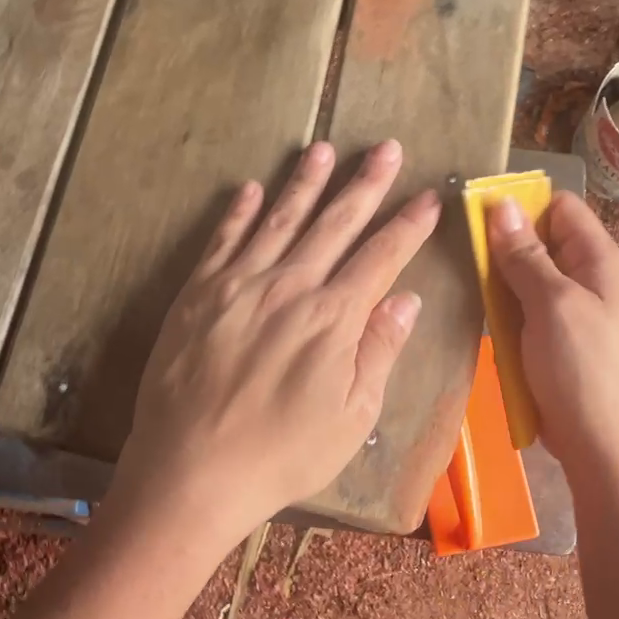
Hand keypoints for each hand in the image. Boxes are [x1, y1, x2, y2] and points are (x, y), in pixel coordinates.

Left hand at [113, 140, 440, 545]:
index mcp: (334, 319)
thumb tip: (406, 300)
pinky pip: (223, 240)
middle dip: (365, 184)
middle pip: (335, 224)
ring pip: (280, 220)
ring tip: (323, 150)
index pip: (381, 257)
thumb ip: (379, 353)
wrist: (190, 471)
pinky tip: (253, 189)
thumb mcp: (352, 418)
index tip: (428, 197)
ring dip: (305, 183)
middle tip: (385, 147)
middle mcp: (290, 287)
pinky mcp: (197, 294)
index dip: (408, 225)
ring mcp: (239, 285)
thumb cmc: (282, 456)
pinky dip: (240, 212)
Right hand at [486, 192, 618, 477]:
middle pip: (541, 242)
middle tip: (463, 254)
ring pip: (528, 279)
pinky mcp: (554, 342)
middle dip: (504, 245)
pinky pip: (525, 313)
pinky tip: (484, 321)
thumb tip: (502, 204)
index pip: (560, 208)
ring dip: (500, 282)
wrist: (599, 445)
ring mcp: (570, 312)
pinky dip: (505, 313)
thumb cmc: (581, 368)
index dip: (523, 206)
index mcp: (598, 260)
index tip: (478, 216)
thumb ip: (526, 255)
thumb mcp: (551, 304)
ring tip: (467, 286)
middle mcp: (587, 279)